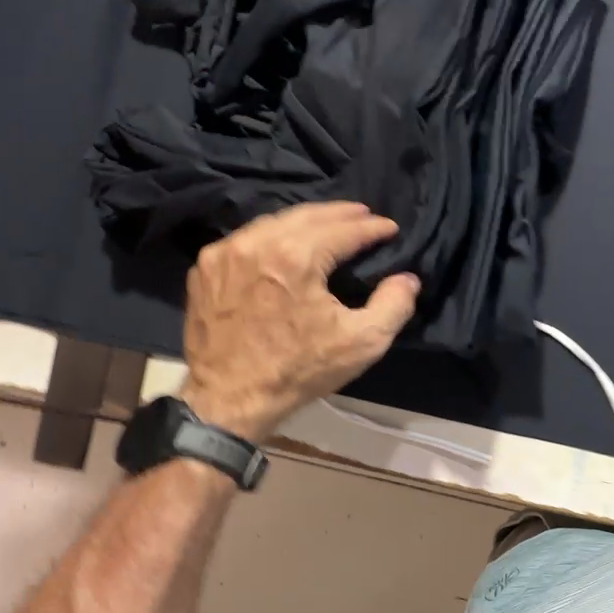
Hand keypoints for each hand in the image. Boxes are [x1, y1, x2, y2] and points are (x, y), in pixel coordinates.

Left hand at [178, 202, 418, 438]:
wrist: (232, 397)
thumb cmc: (301, 370)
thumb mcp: (363, 342)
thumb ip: (393, 305)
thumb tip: (408, 279)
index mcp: (294, 256)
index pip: (342, 230)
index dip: (371, 228)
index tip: (391, 227)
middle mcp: (255, 243)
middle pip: (305, 216)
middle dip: (339, 214)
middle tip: (363, 215)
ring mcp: (223, 254)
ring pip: (272, 224)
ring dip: (305, 222)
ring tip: (329, 226)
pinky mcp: (205, 270)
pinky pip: (246, 241)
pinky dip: (273, 237)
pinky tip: (288, 247)